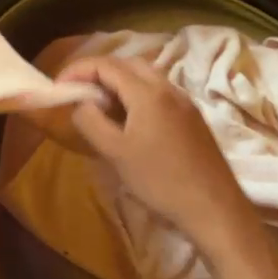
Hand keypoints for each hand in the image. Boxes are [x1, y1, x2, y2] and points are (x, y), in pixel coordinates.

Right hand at [56, 55, 257, 251]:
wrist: (218, 215)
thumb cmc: (161, 181)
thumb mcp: (113, 152)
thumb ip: (88, 119)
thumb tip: (80, 103)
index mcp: (147, 93)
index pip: (104, 65)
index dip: (76, 70)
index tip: (59, 86)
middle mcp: (169, 90)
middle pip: (127, 63)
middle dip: (98, 70)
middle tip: (79, 89)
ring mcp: (186, 105)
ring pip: (146, 76)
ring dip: (118, 80)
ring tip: (101, 102)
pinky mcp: (195, 121)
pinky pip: (160, 92)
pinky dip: (137, 93)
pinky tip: (131, 118)